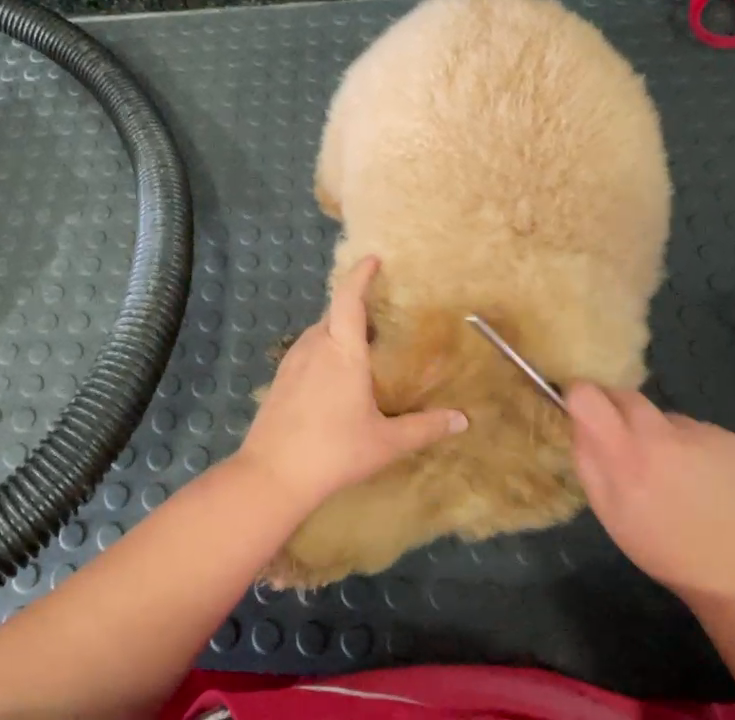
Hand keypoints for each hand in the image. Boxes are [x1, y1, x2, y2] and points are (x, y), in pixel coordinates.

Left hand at [235, 256, 468, 511]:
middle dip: (356, 305)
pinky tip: (336, 373)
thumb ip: (424, 428)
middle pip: (334, 313)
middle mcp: (314, 346)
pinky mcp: (280, 379)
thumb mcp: (386, 443)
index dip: (360, 275)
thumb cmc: (334, 452)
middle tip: (382, 310)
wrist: (272, 474)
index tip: (373, 259)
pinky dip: (325, 348)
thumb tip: (462, 420)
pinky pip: (307, 350)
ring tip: (363, 343)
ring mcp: (292, 362)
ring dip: (339, 329)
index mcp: (342, 351)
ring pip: (318, 332)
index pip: (349, 298)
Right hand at [568, 383, 734, 605]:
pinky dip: (689, 446)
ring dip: (655, 434)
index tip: (581, 413)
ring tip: (672, 475)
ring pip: (661, 416)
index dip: (579, 397)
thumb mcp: (608, 512)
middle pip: (624, 395)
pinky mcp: (730, 438)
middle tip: (624, 447)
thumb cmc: (664, 550)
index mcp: (626, 455)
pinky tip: (702, 480)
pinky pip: (693, 430)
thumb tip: (579, 422)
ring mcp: (701, 433)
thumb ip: (588, 460)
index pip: (587, 394)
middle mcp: (663, 433)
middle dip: (616, 413)